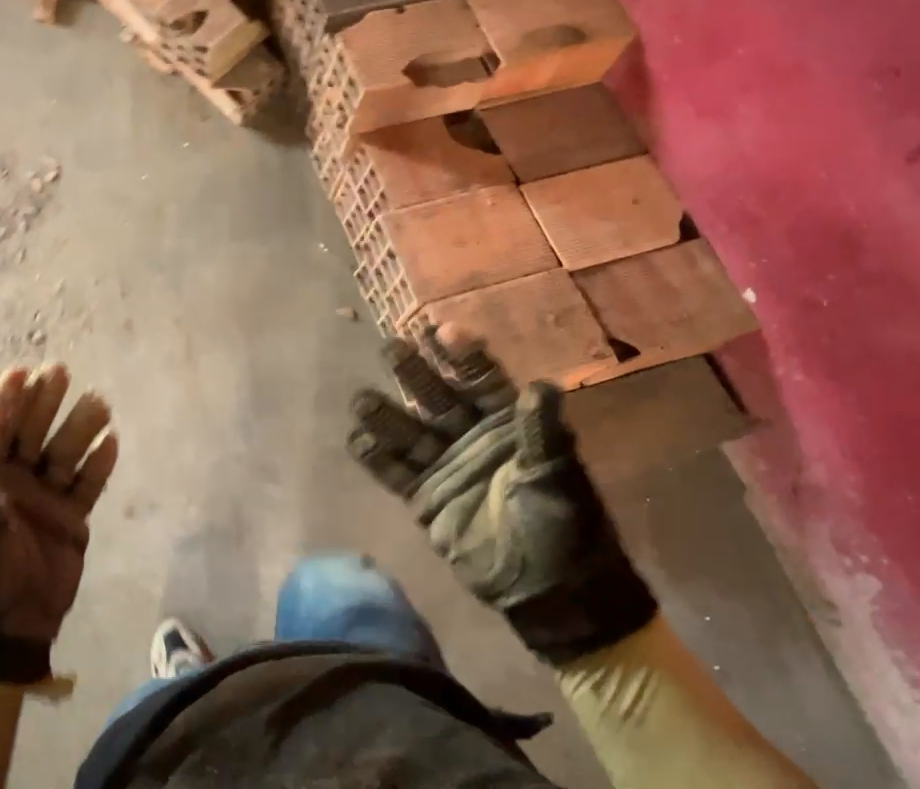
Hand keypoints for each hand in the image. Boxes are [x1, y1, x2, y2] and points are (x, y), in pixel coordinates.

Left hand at [0, 365, 117, 684]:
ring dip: (80, 427)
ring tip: (98, 402)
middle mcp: (17, 480)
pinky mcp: (72, 518)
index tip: (20, 371)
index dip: (7, 402)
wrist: (8, 631)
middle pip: (33, 432)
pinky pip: (88, 484)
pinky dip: (99, 465)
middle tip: (59, 370)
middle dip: (45, 402)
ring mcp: (47, 497)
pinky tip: (112, 443)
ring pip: (65, 453)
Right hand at [349, 330, 655, 664]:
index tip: (441, 330)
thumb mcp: (556, 475)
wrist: (550, 589)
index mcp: (505, 423)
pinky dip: (375, 457)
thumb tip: (540, 386)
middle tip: (391, 347)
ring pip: (407, 430)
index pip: (480, 380)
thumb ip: (541, 432)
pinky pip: (393, 472)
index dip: (462, 356)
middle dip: (415, 372)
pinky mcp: (423, 497)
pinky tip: (357, 439)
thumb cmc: (563, 524)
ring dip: (385, 413)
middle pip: (435, 396)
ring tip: (362, 399)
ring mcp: (443, 465)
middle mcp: (469, 435)